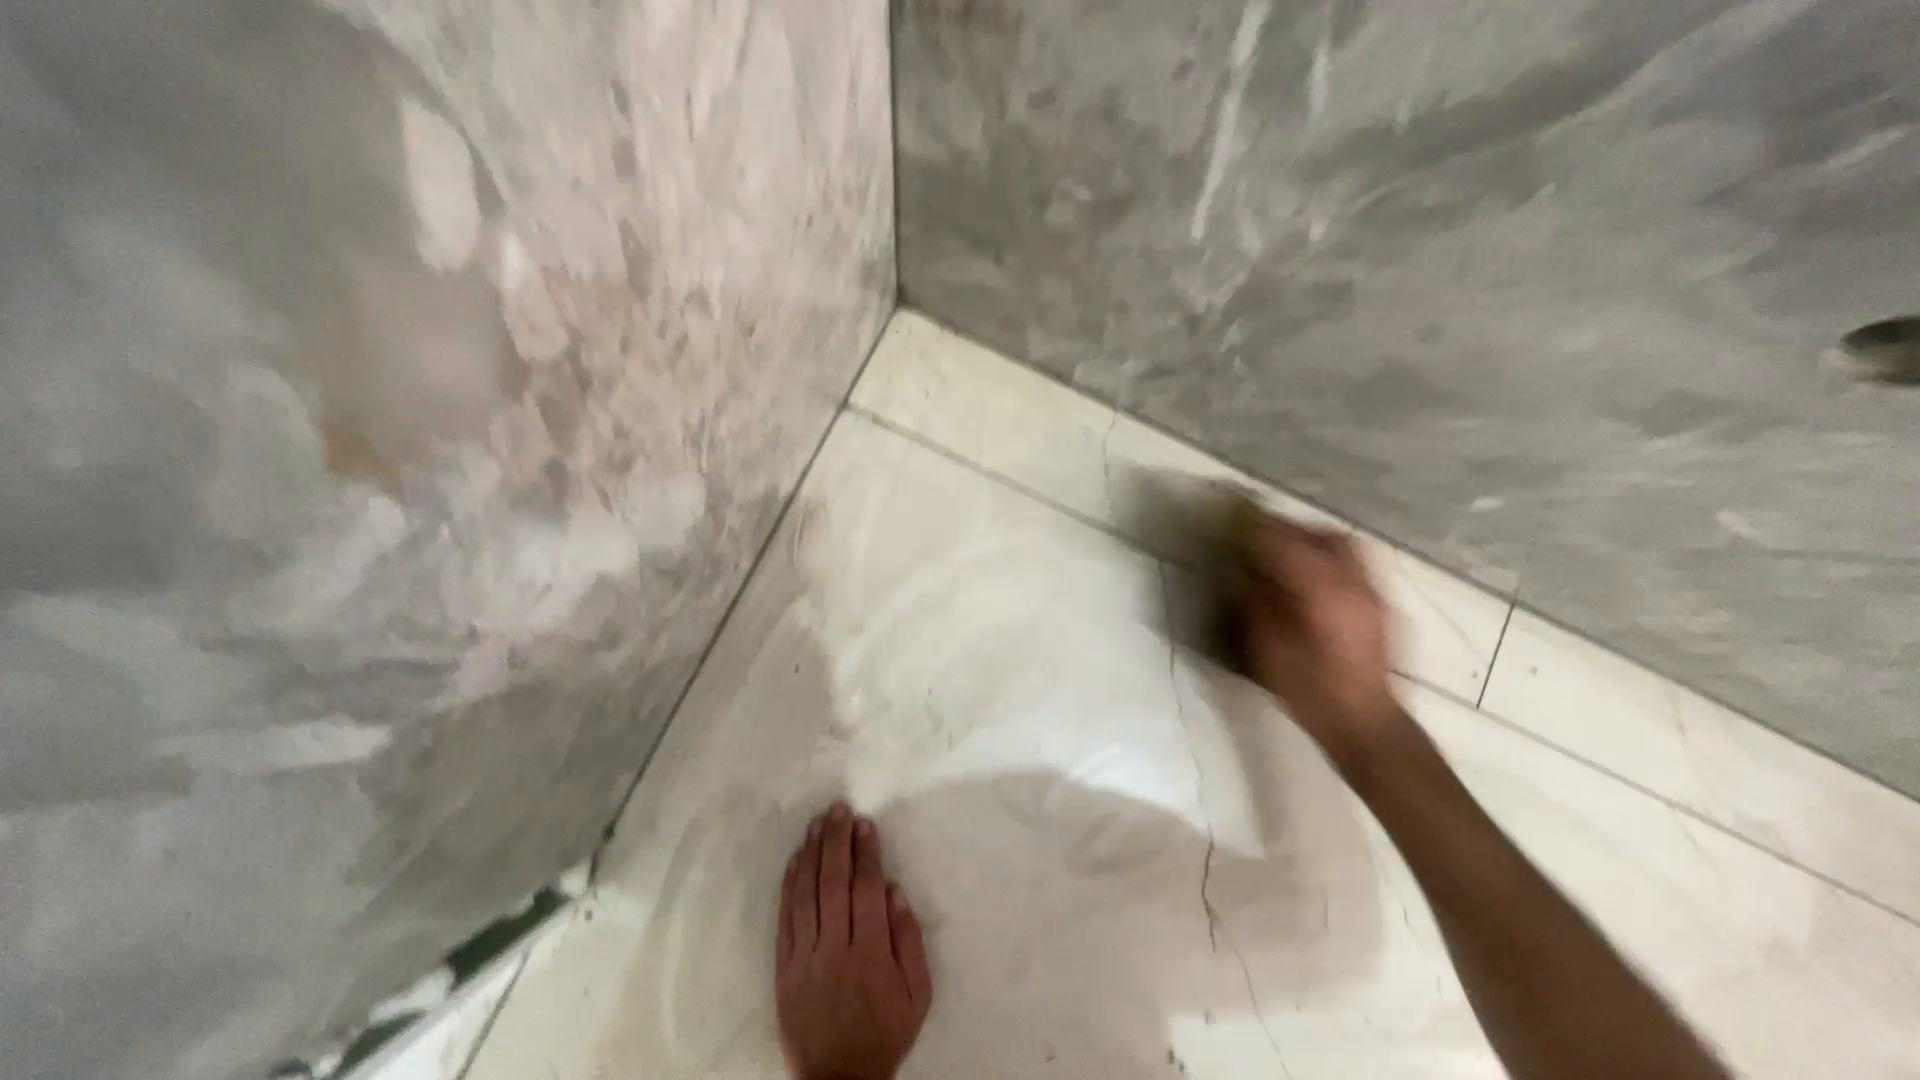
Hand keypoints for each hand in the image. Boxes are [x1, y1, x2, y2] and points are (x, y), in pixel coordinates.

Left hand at [777, 803, 932, 1079]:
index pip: (866, 890)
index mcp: (871, 953)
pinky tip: (795, 860)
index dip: (865, 853)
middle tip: (838, 809)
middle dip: (836, 841)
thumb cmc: (885, 1032)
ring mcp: (804, 957)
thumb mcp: (917, 994)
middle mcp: (834, 949)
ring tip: (817, 823)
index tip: (865, 824)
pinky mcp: (783, 967)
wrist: (839, 1079)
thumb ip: (908, 941)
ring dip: (811, 854)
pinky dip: (789, 886)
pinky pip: (785, 919)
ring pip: (805, 895)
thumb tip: (893, 891)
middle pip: (833, 883)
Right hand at [1234, 506, 1405, 764]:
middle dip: (1291, 528)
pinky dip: (1331, 559)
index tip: (1238, 513)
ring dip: (1314, 541)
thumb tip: (1245, 574)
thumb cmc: (1311, 695)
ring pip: (1346, 546)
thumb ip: (1257, 605)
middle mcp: (1356, 586)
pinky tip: (1314, 579)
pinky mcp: (1382, 606)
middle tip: (1263, 534)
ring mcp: (1375, 594)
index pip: (1288, 545)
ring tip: (1289, 552)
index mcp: (1323, 595)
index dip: (1261, 526)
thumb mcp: (1269, 652)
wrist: (1367, 726)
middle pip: (1324, 536)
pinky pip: (1357, 565)